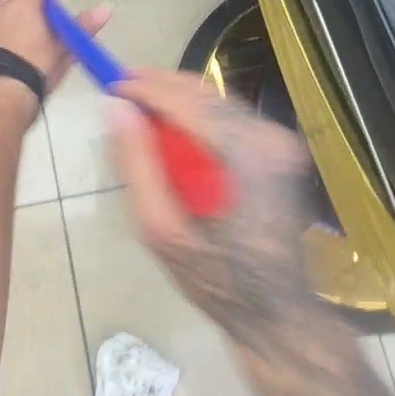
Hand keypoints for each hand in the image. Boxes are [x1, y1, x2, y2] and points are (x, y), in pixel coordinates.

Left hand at [0, 0, 111, 91]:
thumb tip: (107, 8)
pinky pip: (1, 12)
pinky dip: (14, 12)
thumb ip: (85, 26)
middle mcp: (6, 5)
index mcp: (26, 3)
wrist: (1, 92)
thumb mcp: (65, 48)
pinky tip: (24, 34)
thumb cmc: (37, 67)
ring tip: (40, 19)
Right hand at [108, 68, 314, 340]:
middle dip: (161, 85)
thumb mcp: (162, 229)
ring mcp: (280, 142)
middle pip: (205, 93)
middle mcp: (268, 137)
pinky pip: (233, 115)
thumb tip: (116, 108)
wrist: (279, 311)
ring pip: (219, 100)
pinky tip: (174, 123)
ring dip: (179, 96)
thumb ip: (137, 164)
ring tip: (141, 101)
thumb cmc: (217, 278)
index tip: (113, 84)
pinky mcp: (281, 149)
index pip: (186, 101)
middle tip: (122, 87)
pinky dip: (200, 112)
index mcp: (243, 154)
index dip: (147, 88)